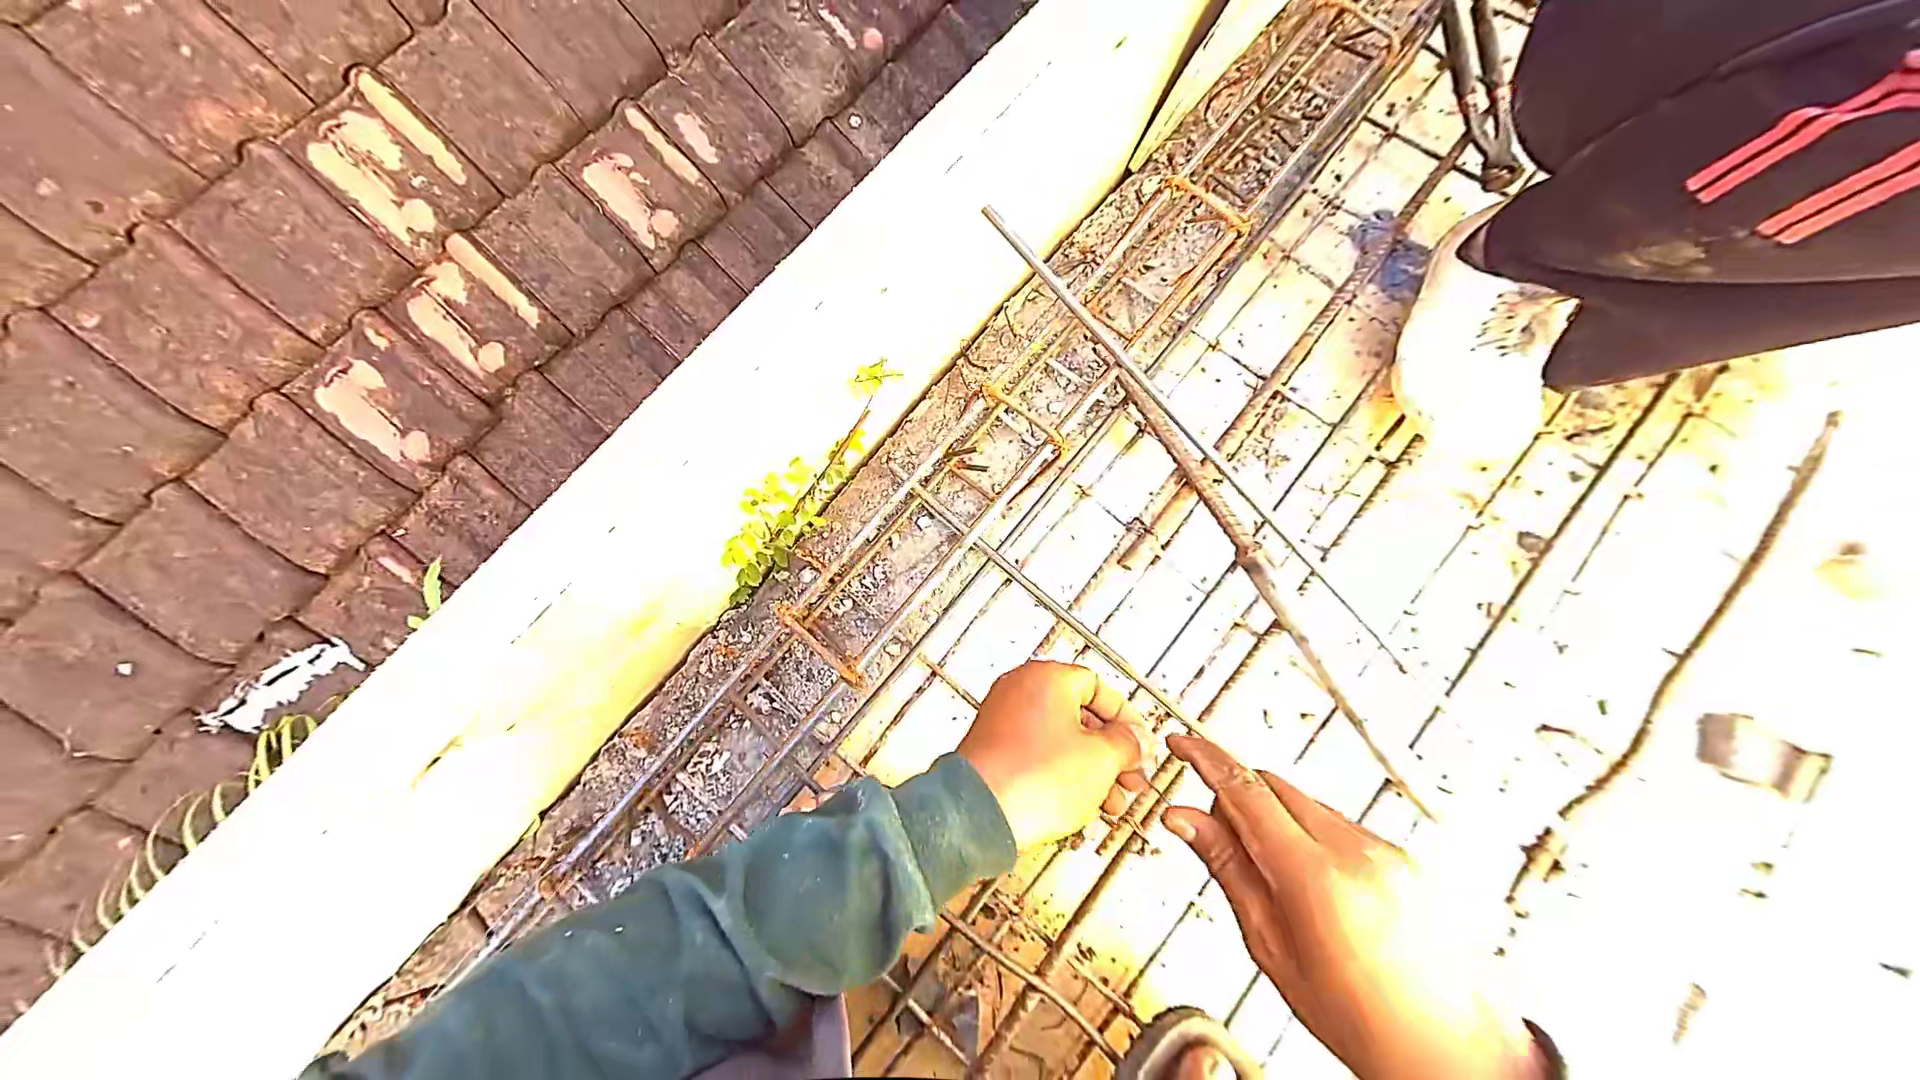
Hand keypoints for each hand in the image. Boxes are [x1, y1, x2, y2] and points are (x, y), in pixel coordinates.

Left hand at [957, 662, 1151, 849]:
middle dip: (1111, 750)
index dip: (1126, 719)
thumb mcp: (1101, 759)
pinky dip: (1062, 772)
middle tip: (1129, 776)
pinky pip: (1038, 753)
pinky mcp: (993, 747)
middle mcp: (1020, 690)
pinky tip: (1080, 803)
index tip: (1139, 743)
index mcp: (1047, 677)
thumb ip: (1127, 743)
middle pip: (1081, 714)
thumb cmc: (1030, 779)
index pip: (1099, 687)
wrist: (980, 814)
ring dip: (1091, 767)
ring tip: (1110, 800)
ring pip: (1061, 738)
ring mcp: (1003, 718)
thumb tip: (1135, 740)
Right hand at [1163, 733, 1545, 1079]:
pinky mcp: (1403, 855)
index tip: (1182, 745)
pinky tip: (1317, 888)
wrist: (1456, 1056)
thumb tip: (1186, 820)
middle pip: (1272, 784)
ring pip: (1302, 801)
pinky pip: (1337, 821)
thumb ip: (1227, 867)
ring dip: (1273, 818)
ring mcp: (1386, 851)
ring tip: (1279, 882)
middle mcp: (1357, 852)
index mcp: (1316, 878)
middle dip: (1236, 798)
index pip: (1246, 790)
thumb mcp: (1271, 947)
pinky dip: (1309, 835)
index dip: (1205, 758)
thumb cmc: (1363, 1021)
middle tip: (1222, 840)